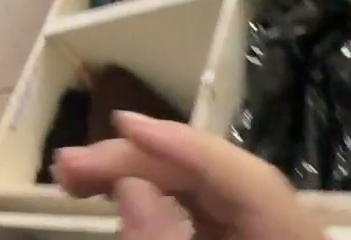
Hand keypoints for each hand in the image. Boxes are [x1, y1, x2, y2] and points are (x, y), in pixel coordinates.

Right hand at [53, 113, 324, 239]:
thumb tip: (132, 184)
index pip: (252, 183)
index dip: (186, 146)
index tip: (121, 122)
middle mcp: (284, 233)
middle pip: (215, 178)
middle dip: (136, 162)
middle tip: (66, 165)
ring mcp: (257, 233)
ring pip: (198, 189)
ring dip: (129, 172)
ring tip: (67, 173)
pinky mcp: (228, 237)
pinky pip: (193, 208)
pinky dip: (145, 194)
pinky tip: (103, 188)